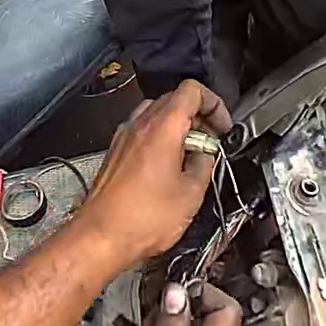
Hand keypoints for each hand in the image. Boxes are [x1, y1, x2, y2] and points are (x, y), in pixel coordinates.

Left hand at [73, 80, 229, 265]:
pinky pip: (141, 130)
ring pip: (156, 113)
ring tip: (191, 153)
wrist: (102, 235)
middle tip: (212, 140)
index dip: (214, 103)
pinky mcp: (116, 150)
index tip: (222, 125)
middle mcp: (139, 124)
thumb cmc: (140, 218)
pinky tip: (168, 164)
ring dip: (178, 126)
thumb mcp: (191, 193)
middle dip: (198, 115)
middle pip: (174, 98)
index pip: (191, 90)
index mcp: (161, 127)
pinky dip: (159, 137)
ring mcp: (124, 136)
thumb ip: (204, 163)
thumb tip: (208, 152)